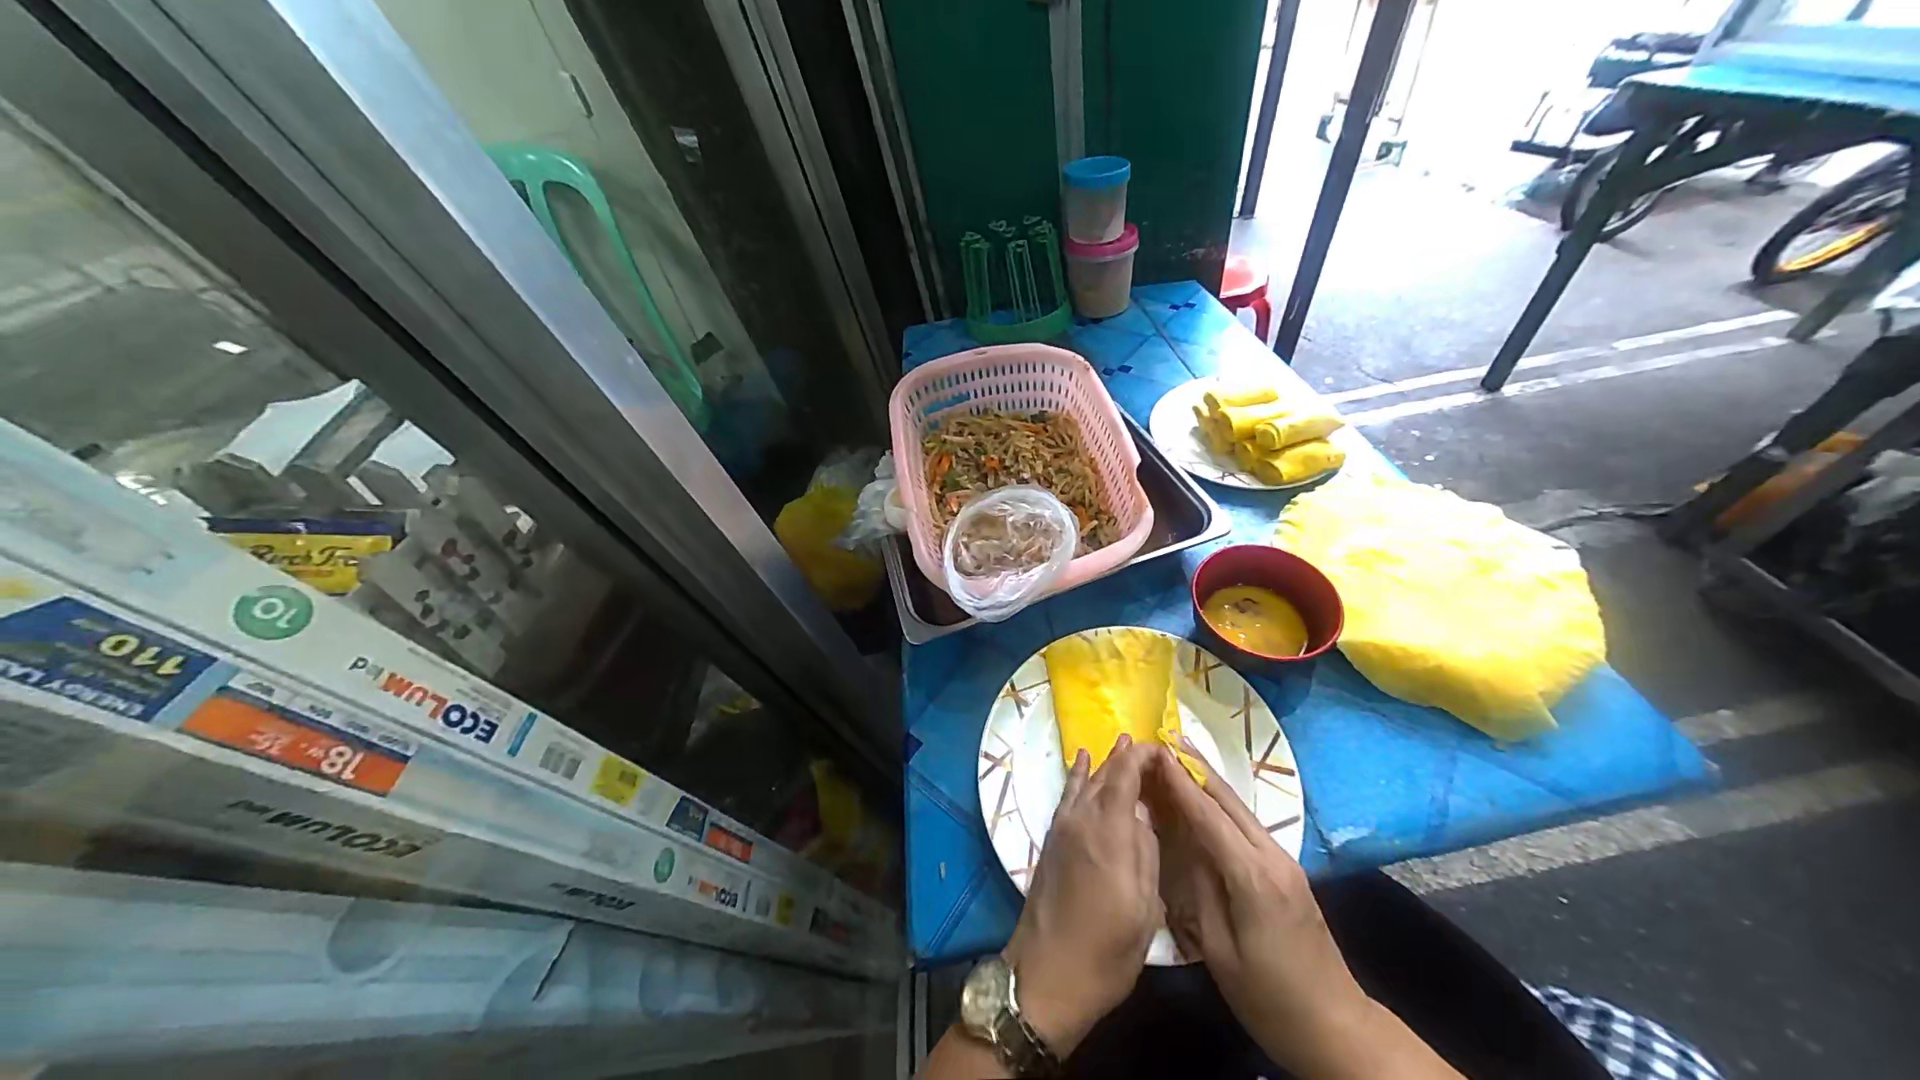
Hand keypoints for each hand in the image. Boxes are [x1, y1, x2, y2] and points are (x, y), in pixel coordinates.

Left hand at [1003, 735, 1161, 1057]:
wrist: (1047, 975)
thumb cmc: (1106, 947)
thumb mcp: (1145, 906)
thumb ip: (1146, 851)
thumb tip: (1143, 816)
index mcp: (1107, 829)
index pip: (1125, 772)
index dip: (1144, 755)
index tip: (1166, 750)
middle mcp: (1081, 818)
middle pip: (1104, 772)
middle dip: (1128, 756)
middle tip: (1154, 750)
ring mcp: (1062, 828)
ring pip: (1085, 781)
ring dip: (1105, 763)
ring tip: (1122, 744)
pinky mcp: (1051, 840)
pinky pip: (1068, 795)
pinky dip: (1078, 776)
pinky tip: (1081, 764)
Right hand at [1144, 742, 1381, 1079]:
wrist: (1336, 1026)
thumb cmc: (1269, 998)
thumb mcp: (1220, 951)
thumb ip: (1198, 889)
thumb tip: (1181, 844)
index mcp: (1252, 877)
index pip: (1207, 816)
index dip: (1178, 781)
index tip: (1152, 751)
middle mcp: (1272, 857)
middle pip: (1227, 799)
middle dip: (1195, 766)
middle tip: (1163, 737)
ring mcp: (1284, 862)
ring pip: (1239, 808)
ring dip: (1208, 779)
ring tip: (1178, 755)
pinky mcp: (1287, 871)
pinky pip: (1246, 825)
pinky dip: (1220, 803)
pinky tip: (1204, 798)